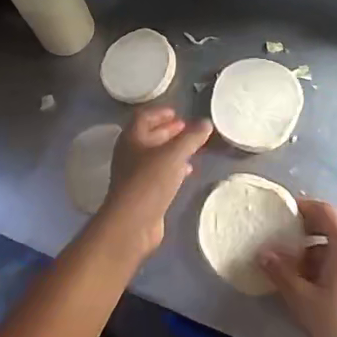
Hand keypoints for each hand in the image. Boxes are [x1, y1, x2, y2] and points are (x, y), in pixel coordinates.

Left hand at [94, 106, 212, 261]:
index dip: (161, 112)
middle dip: (169, 130)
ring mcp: (134, 175)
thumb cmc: (150, 181)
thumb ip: (192, 137)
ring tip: (193, 148)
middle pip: (150, 135)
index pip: (144, 117)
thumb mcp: (175, 154)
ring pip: (156, 155)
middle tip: (188, 128)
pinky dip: (173, 168)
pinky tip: (187, 171)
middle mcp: (130, 153)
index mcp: (132, 138)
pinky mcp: (142, 193)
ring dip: (173, 150)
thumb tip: (206, 123)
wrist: (131, 224)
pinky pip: (159, 173)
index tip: (178, 112)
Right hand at [258, 200, 336, 336]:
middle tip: (287, 241)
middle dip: (310, 232)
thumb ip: (281, 272)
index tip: (286, 211)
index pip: (326, 211)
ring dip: (320, 251)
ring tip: (299, 269)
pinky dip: (334, 264)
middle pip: (336, 228)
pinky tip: (320, 287)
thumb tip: (264, 252)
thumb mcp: (302, 299)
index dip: (305, 207)